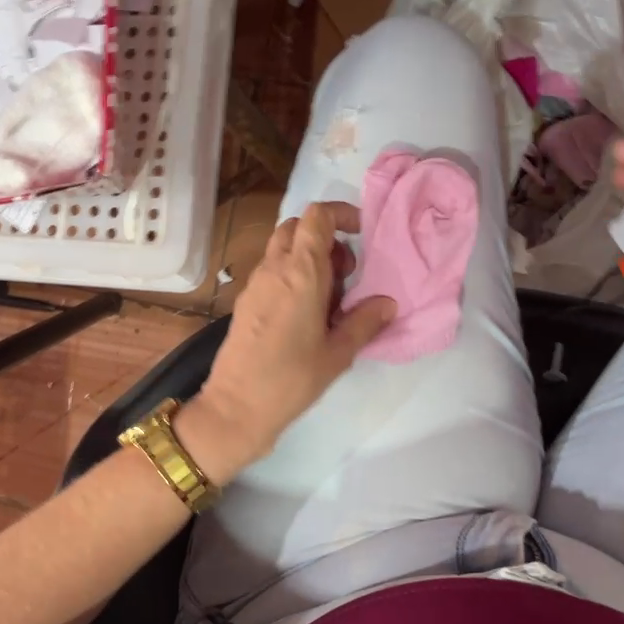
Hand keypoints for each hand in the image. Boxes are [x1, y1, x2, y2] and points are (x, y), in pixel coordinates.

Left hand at [190, 202, 394, 471]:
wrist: (236, 408)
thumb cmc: (291, 381)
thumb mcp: (338, 354)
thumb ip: (365, 322)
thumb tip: (388, 304)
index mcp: (300, 273)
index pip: (316, 216)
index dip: (341, 215)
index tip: (361, 236)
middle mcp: (274, 270)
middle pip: (297, 228)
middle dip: (325, 239)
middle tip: (346, 275)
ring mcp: (255, 285)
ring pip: (282, 250)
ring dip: (308, 260)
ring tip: (329, 301)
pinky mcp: (246, 304)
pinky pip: (272, 273)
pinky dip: (292, 278)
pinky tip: (306, 316)